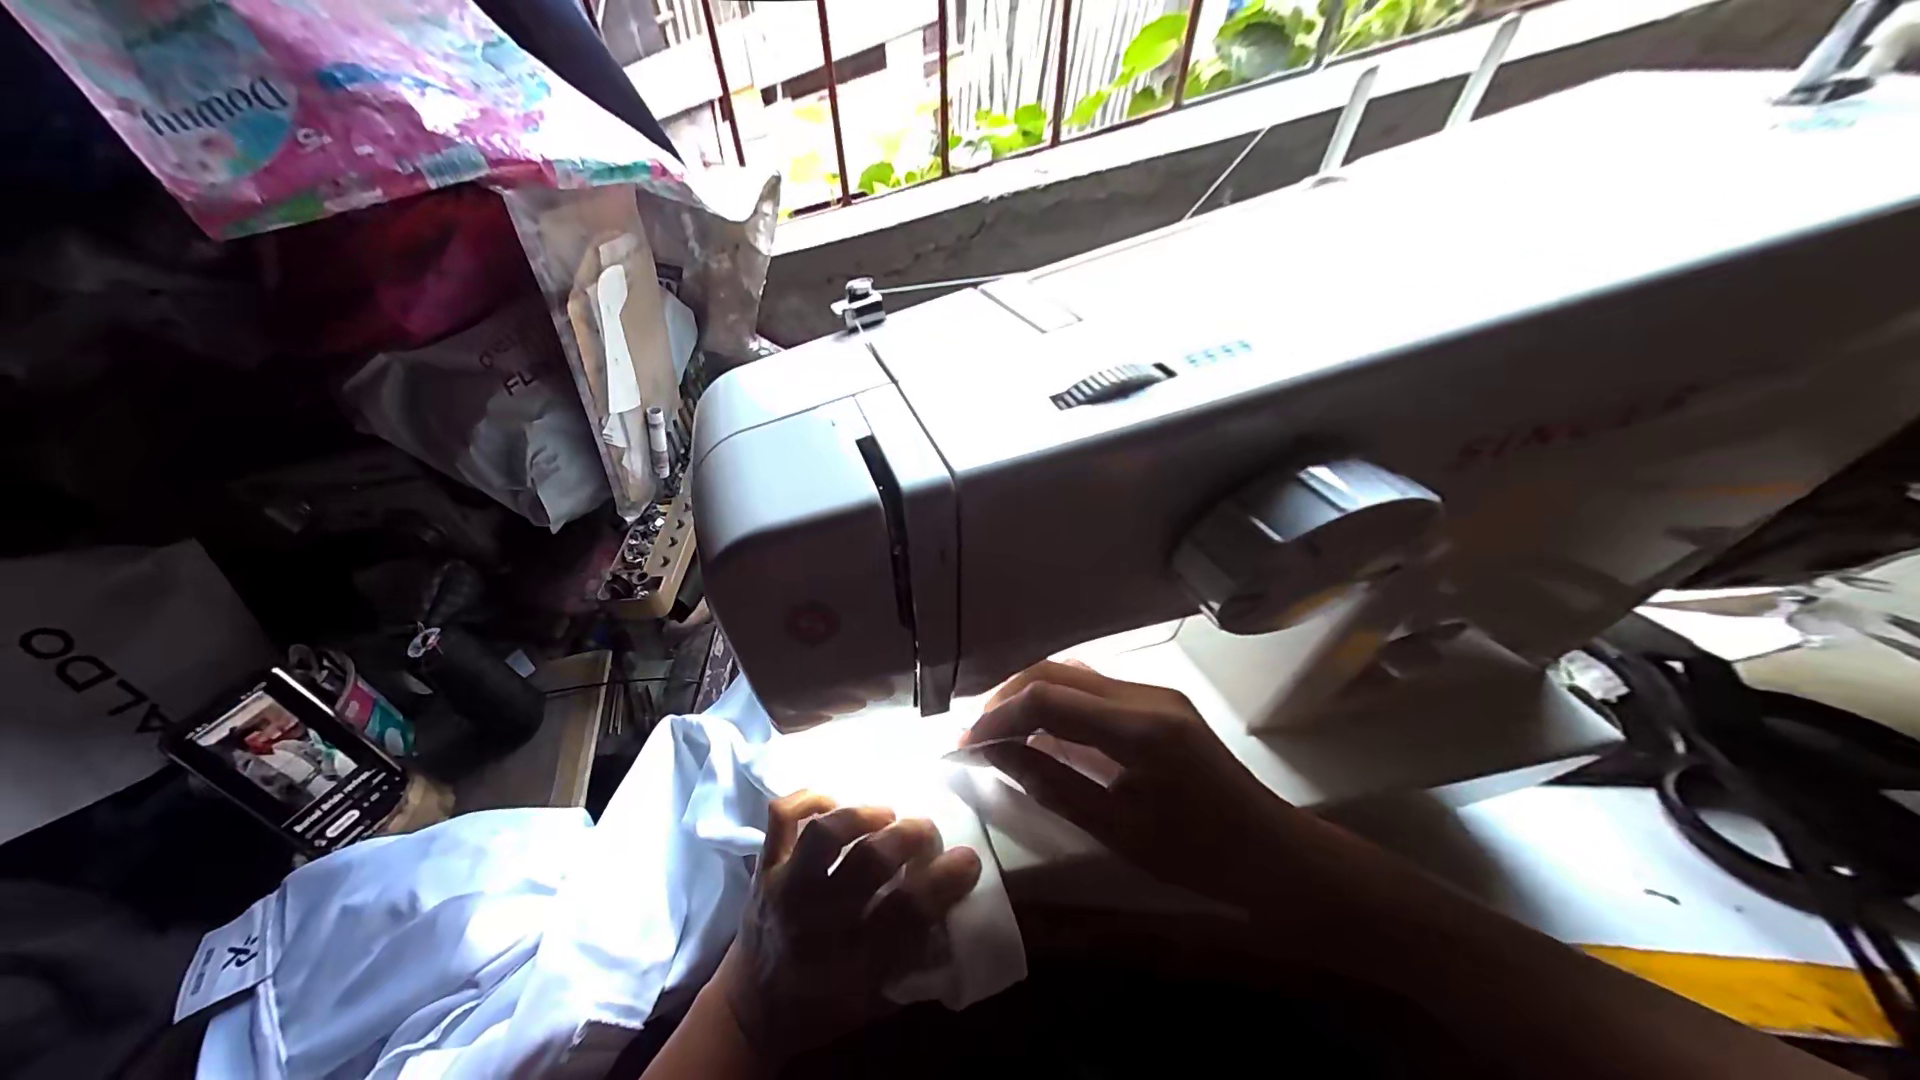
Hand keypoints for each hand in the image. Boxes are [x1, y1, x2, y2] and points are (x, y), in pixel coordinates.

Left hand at [714, 792, 980, 1062]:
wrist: (749, 1009)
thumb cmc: (820, 1005)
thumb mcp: (874, 1000)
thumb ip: (913, 961)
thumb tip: (954, 917)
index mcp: (852, 962)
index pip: (905, 916)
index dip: (942, 882)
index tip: (967, 858)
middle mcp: (817, 921)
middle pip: (866, 865)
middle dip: (905, 838)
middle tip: (924, 829)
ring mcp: (786, 888)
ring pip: (822, 836)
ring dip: (861, 816)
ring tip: (885, 813)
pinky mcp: (764, 868)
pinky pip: (779, 819)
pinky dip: (806, 799)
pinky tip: (832, 800)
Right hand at [963, 661, 1308, 909]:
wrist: (1269, 849)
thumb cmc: (1197, 855)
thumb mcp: (1116, 830)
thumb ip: (1051, 784)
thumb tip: (995, 754)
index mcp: (1140, 730)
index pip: (1048, 700)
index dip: (998, 718)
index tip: (965, 745)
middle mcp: (1146, 695)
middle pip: (1056, 673)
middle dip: (1006, 698)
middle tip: (975, 734)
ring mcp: (1154, 692)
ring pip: (1072, 673)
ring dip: (1029, 694)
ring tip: (997, 729)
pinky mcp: (1156, 700)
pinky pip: (1091, 687)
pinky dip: (1055, 700)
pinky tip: (1039, 727)